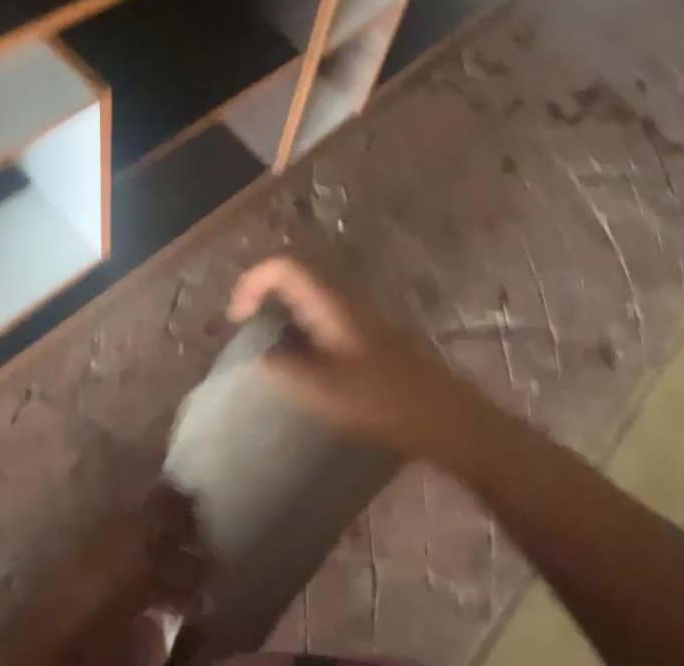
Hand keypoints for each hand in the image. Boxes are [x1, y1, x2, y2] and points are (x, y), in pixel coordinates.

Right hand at [228, 257, 495, 460]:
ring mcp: (361, 316)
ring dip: (284, 313)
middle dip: (264, 295)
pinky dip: (303, 328)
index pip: (285, 266)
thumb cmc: (386, 403)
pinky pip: (325, 316)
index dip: (253, 281)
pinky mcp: (370, 335)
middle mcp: (347, 301)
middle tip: (246, 331)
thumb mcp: (327, 394)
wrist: (445, 417)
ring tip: (268, 351)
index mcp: (333, 305)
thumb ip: (288, 372)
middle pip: (297, 276)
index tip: (238, 318)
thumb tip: (261, 359)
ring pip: (311, 297)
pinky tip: (303, 365)